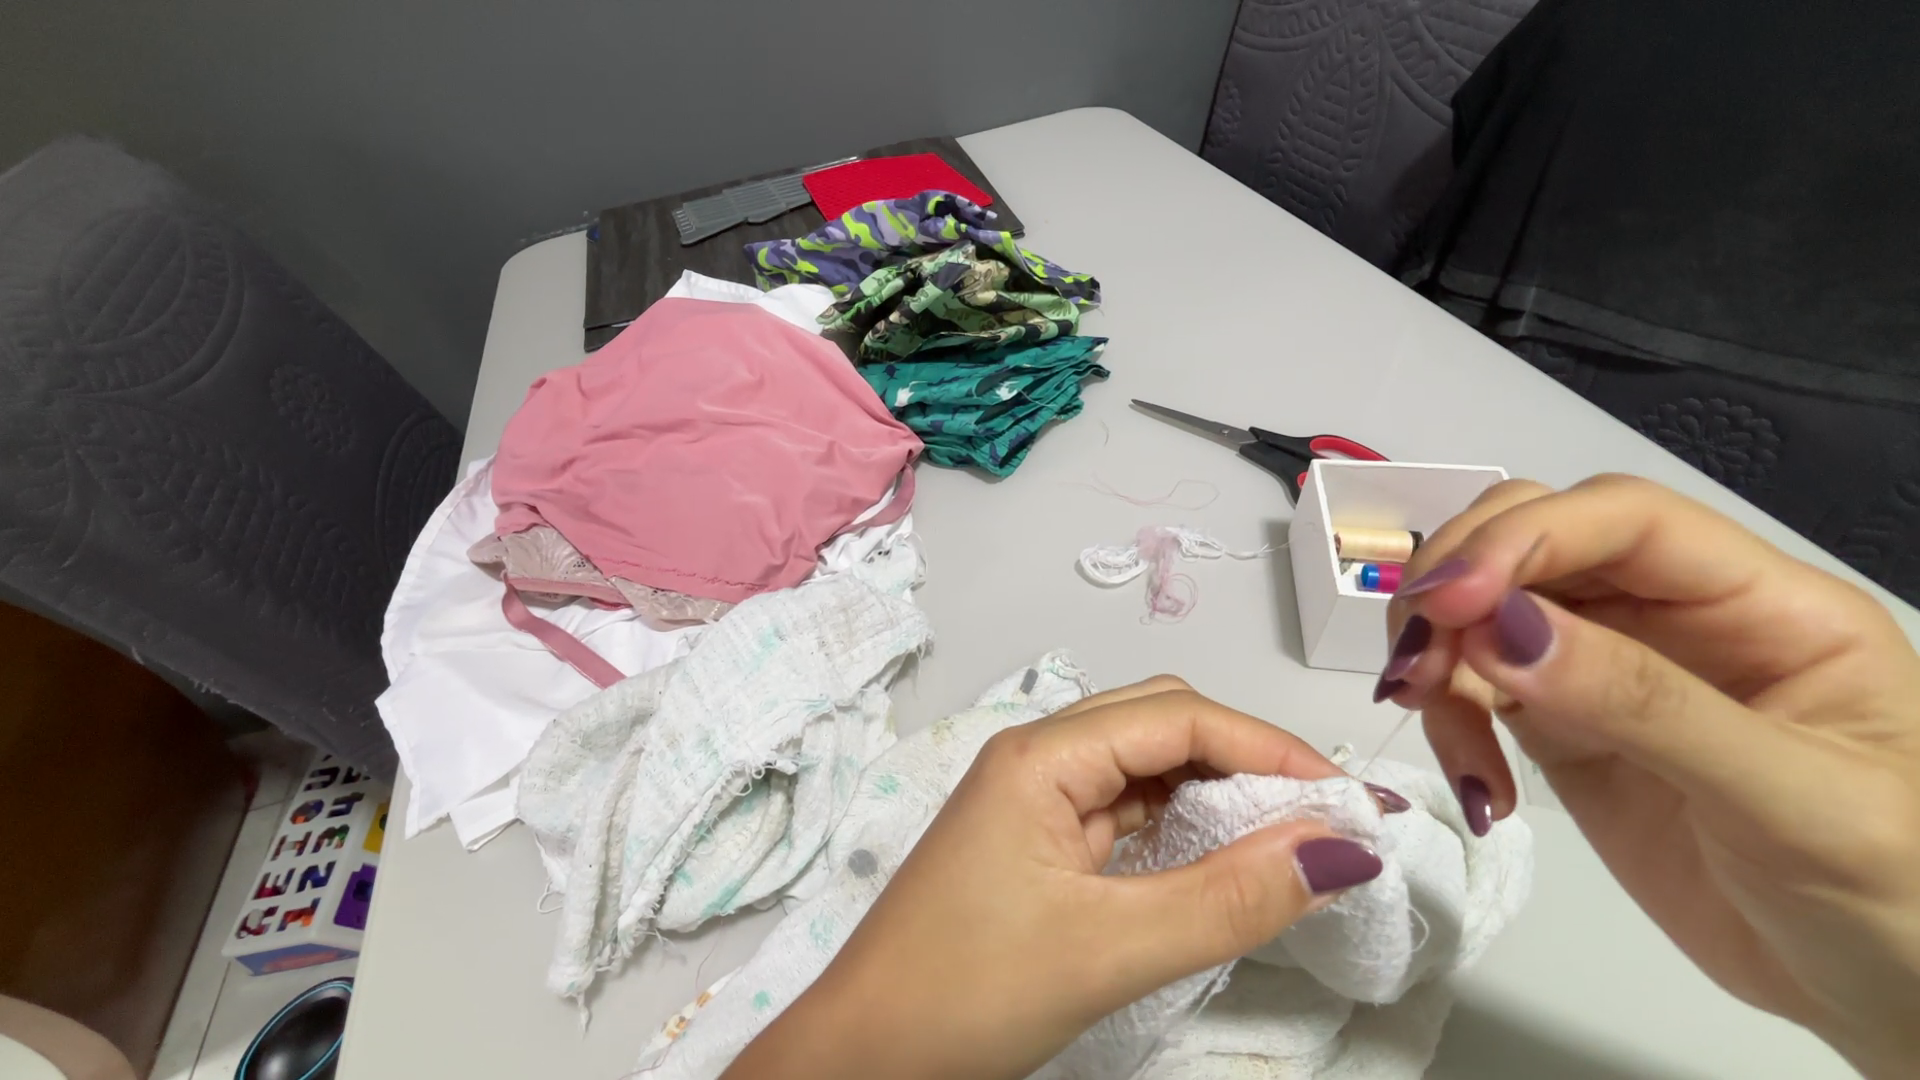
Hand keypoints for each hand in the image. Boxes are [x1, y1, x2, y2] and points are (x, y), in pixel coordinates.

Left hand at [720, 678, 1389, 1079]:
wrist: (865, 1051)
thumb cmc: (973, 991)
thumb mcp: (1109, 949)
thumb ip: (1228, 898)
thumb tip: (1340, 852)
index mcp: (1042, 755)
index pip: (1176, 717)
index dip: (1268, 748)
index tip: (1349, 802)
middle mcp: (1038, 755)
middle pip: (1160, 723)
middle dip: (1245, 758)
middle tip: (1323, 818)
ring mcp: (1035, 795)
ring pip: (1143, 765)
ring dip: (1216, 790)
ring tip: (1287, 835)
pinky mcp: (1037, 835)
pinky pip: (1123, 808)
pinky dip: (1180, 824)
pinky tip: (1218, 853)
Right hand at [1377, 474, 1919, 1077]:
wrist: (1872, 1003)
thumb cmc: (1893, 907)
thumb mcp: (1794, 804)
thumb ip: (1644, 704)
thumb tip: (1495, 631)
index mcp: (1756, 602)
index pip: (1621, 520)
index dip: (1521, 539)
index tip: (1444, 604)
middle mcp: (1667, 613)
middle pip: (1528, 539)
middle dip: (1454, 585)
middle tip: (1413, 661)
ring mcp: (1599, 664)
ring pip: (1480, 606)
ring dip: (1434, 651)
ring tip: (1429, 718)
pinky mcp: (1551, 720)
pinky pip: (1469, 684)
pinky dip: (1445, 719)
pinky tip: (1478, 787)